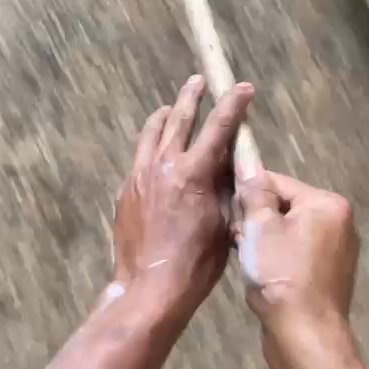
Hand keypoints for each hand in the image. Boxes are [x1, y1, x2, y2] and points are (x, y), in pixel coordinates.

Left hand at [110, 76, 254, 311]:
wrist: (149, 287)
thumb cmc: (196, 262)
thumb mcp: (222, 222)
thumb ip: (222, 187)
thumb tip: (223, 164)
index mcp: (193, 173)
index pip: (218, 127)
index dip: (233, 104)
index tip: (242, 87)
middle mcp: (163, 165)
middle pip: (178, 118)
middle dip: (191, 96)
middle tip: (198, 80)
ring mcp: (140, 175)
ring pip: (151, 133)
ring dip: (165, 116)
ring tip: (171, 107)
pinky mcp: (127, 189)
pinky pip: (141, 156)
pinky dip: (152, 146)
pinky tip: (158, 152)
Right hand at [233, 169, 359, 340]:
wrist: (305, 339)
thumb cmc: (282, 276)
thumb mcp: (259, 226)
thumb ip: (252, 189)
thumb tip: (245, 152)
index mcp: (327, 203)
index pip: (274, 181)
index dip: (246, 195)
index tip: (229, 214)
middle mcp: (338, 221)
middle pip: (280, 204)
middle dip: (253, 219)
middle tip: (237, 240)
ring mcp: (335, 250)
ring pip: (284, 229)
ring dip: (260, 239)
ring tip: (246, 258)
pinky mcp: (326, 273)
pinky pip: (293, 251)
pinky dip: (274, 256)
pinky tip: (259, 271)